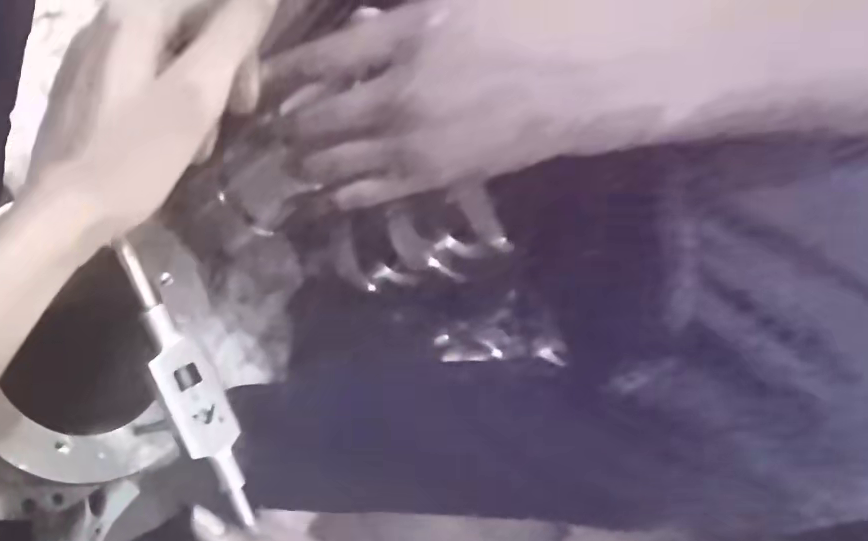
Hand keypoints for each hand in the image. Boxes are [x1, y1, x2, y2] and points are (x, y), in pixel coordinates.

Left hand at [27, 0, 275, 239]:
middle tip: (223, 127)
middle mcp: (104, 22)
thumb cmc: (129, 161)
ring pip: (159, 63)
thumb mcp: (194, 97)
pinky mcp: (75, 102)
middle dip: (214, 75)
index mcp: (135, 11)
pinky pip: (131, 89)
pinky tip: (160, 152)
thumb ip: (235, 32)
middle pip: (184, 28)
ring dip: (188, 101)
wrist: (58, 217)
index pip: (212, 1)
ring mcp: (84, 63)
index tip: (245, 101)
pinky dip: (157, 112)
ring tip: (193, 151)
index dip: (243, 43)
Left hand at [260, 0, 694, 209]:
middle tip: (269, 127)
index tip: (261, 80)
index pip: (322, 61)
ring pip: (330, 165)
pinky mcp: (424, 179)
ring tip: (289, 160)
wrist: (606, 69)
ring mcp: (408, 144)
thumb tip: (366, 24)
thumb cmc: (552, 9)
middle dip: (285, 126)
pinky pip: (360, 195)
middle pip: (314, 122)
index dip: (284, 74)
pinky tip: (318, 194)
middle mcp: (397, 96)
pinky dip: (332, 194)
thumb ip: (412, 8)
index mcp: (412, 35)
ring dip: (303, 163)